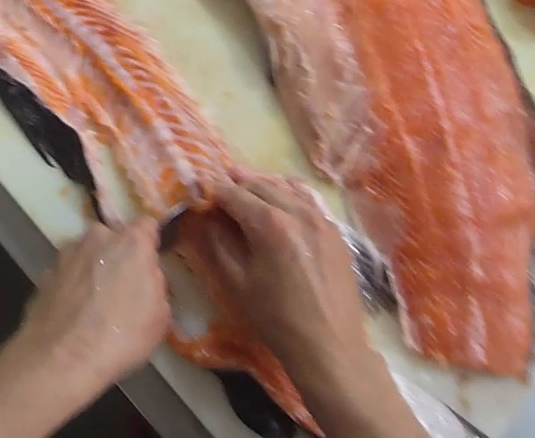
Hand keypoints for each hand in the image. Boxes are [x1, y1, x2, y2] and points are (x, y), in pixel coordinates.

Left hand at [0, 219, 167, 437]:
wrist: (56, 359)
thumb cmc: (116, 340)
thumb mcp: (155, 316)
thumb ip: (152, 283)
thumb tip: (146, 269)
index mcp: (126, 241)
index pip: (145, 224)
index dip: (149, 237)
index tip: (152, 250)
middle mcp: (92, 236)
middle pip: (112, 239)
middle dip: (117, 258)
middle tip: (123, 290)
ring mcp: (64, 253)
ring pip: (86, 255)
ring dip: (92, 273)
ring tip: (95, 310)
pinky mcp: (43, 273)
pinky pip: (66, 274)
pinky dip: (71, 287)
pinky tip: (73, 317)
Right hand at [192, 175, 421, 437]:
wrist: (330, 349)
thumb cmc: (276, 319)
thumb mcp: (236, 282)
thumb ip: (217, 241)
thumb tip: (204, 215)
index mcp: (270, 223)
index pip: (233, 193)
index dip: (212, 189)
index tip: (199, 190)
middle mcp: (297, 212)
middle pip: (259, 185)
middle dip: (236, 185)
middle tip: (219, 193)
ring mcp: (321, 219)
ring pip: (285, 188)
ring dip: (261, 187)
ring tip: (246, 191)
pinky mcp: (335, 233)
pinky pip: (307, 201)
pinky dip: (287, 196)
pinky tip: (280, 204)